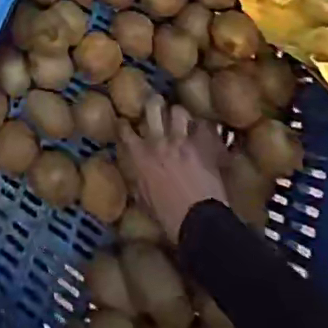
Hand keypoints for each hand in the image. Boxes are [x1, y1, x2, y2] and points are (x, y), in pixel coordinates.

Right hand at [119, 96, 227, 243]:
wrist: (199, 223)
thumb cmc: (169, 218)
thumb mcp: (145, 198)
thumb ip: (139, 178)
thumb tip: (137, 172)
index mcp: (140, 156)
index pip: (125, 130)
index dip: (124, 124)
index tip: (125, 122)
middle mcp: (158, 142)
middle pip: (152, 108)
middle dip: (153, 103)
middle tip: (156, 105)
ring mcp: (182, 142)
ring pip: (178, 111)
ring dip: (179, 114)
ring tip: (182, 119)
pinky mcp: (203, 147)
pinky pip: (204, 127)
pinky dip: (203, 128)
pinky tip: (203, 131)